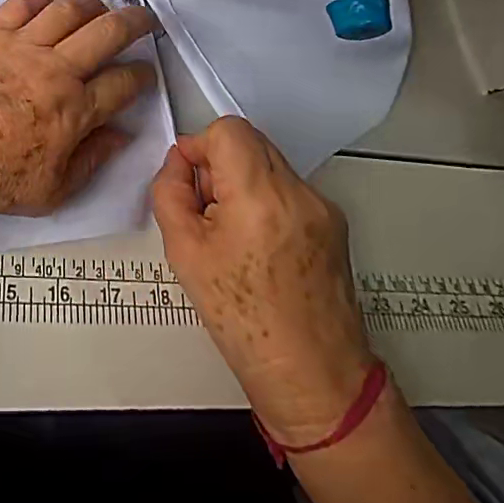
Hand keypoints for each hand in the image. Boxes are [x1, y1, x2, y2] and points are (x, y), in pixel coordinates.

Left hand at [0, 0, 157, 220]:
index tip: (142, 75)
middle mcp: (54, 72)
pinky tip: (47, 8)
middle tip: (142, 22)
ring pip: (69, 10)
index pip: (124, 83)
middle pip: (108, 32)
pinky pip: (22, 4)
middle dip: (135, 24)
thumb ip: (90, 162)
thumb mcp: (48, 192)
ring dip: (92, 6)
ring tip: (99, 11)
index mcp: (74, 113)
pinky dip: (41, 0)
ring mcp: (20, 48)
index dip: (141, 76)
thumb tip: (119, 136)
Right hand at [150, 116, 374, 444]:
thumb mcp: (182, 250)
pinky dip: (261, 199)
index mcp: (261, 197)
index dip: (198, 147)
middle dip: (217, 163)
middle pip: (249, 142)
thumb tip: (178, 165)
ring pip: (267, 164)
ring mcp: (323, 207)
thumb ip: (170, 193)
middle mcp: (300, 193)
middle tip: (202, 208)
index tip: (187, 179)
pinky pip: (286, 188)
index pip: (229, 131)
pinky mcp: (333, 223)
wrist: (309, 371)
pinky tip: (252, 244)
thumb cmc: (242, 318)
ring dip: (239, 181)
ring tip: (227, 232)